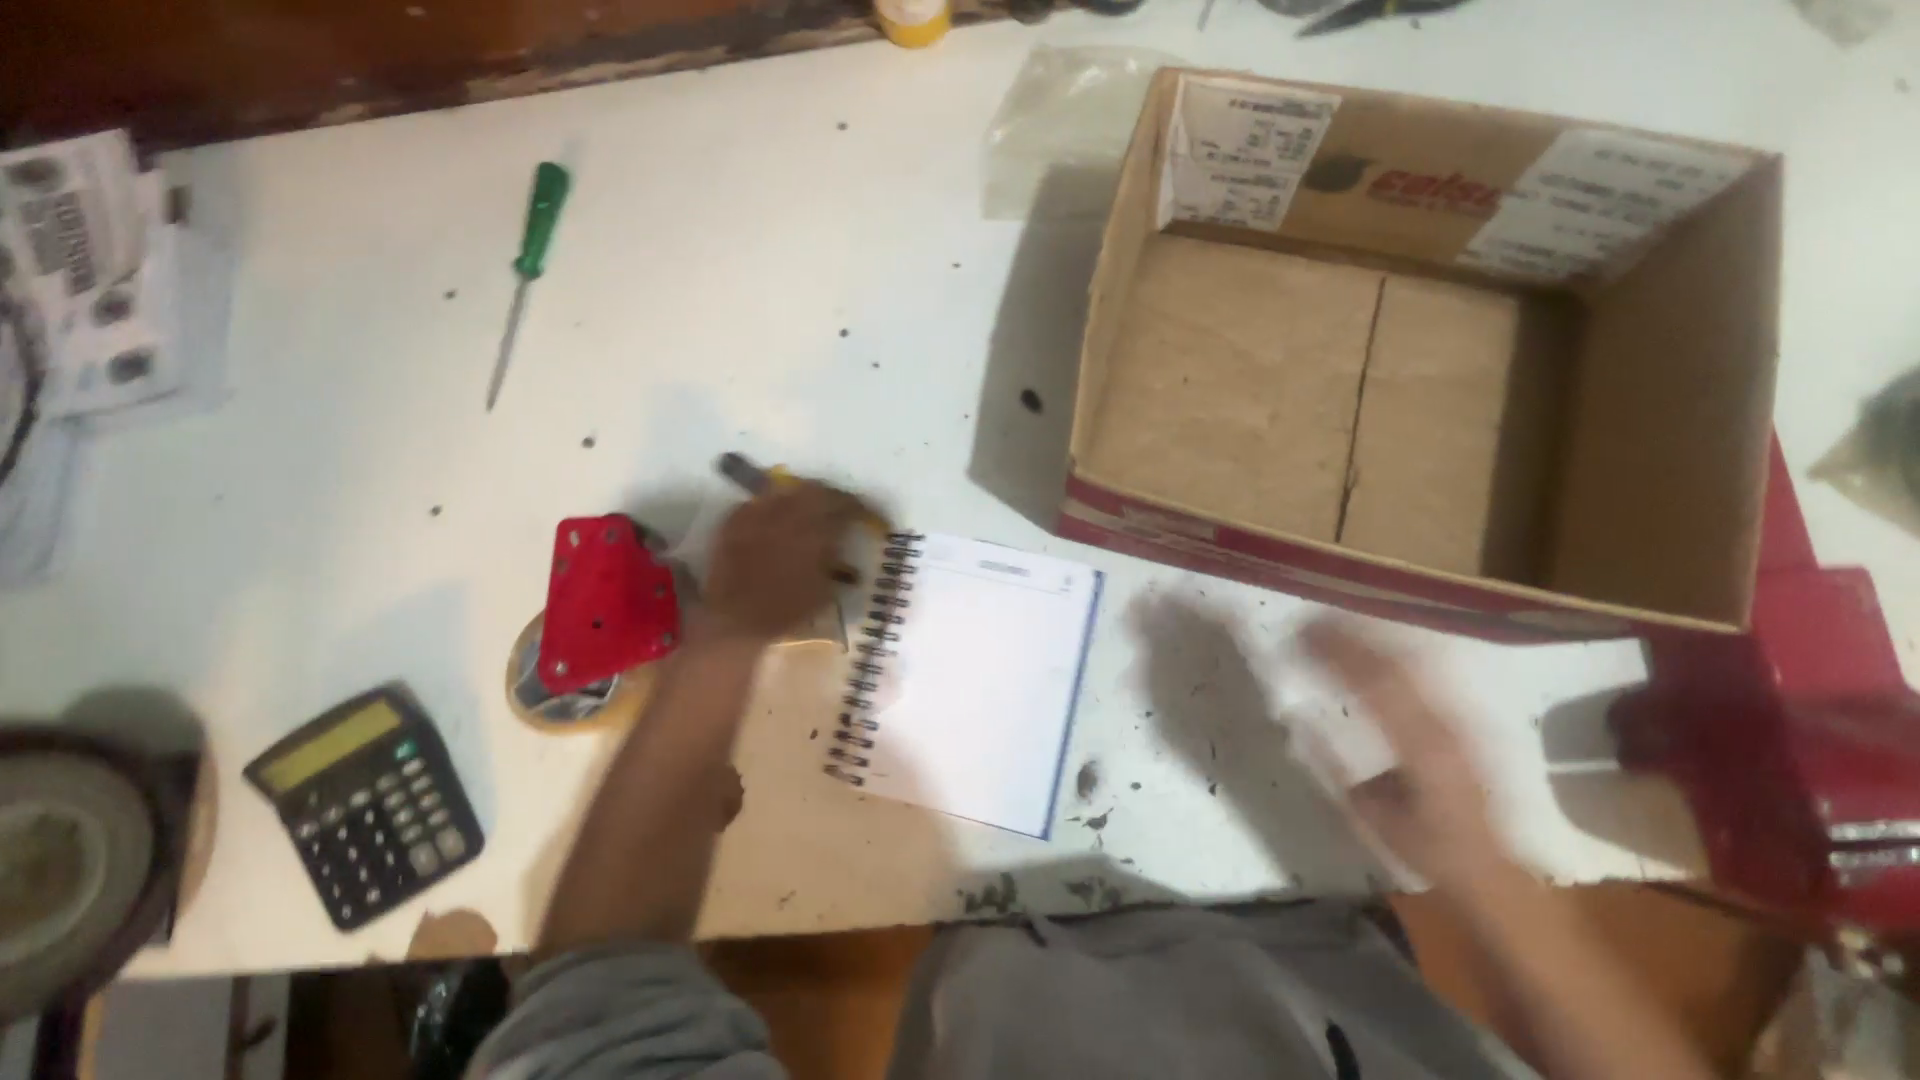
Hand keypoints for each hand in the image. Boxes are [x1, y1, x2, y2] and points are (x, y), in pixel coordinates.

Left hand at [704, 480, 871, 641]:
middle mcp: (787, 514)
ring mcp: (757, 514)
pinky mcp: (733, 521)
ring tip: (806, 507)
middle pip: (814, 490)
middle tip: (837, 505)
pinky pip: (758, 502)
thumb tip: (840, 549)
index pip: (842, 505)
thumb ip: (835, 564)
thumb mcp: (823, 592)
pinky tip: (774, 518)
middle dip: (829, 495)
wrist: (733, 620)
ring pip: (785, 491)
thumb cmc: (784, 612)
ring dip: (800, 496)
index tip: (863, 512)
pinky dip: (771, 505)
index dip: (856, 506)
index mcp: (815, 531)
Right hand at [1300, 618, 1514, 896]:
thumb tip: (1296, 717)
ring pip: (1415, 658)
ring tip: (1335, 624)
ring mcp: (1461, 717)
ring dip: (1372, 636)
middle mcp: (1445, 722)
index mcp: (1420, 746)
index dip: (1333, 654)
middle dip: (1349, 635)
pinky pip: (1428, 669)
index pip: (1372, 684)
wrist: (1492, 868)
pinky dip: (1396, 649)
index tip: (1296, 639)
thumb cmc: (1425, 849)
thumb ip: (1335, 763)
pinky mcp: (1466, 718)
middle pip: (1395, 661)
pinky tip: (1376, 643)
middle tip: (1308, 624)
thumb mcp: (1370, 814)